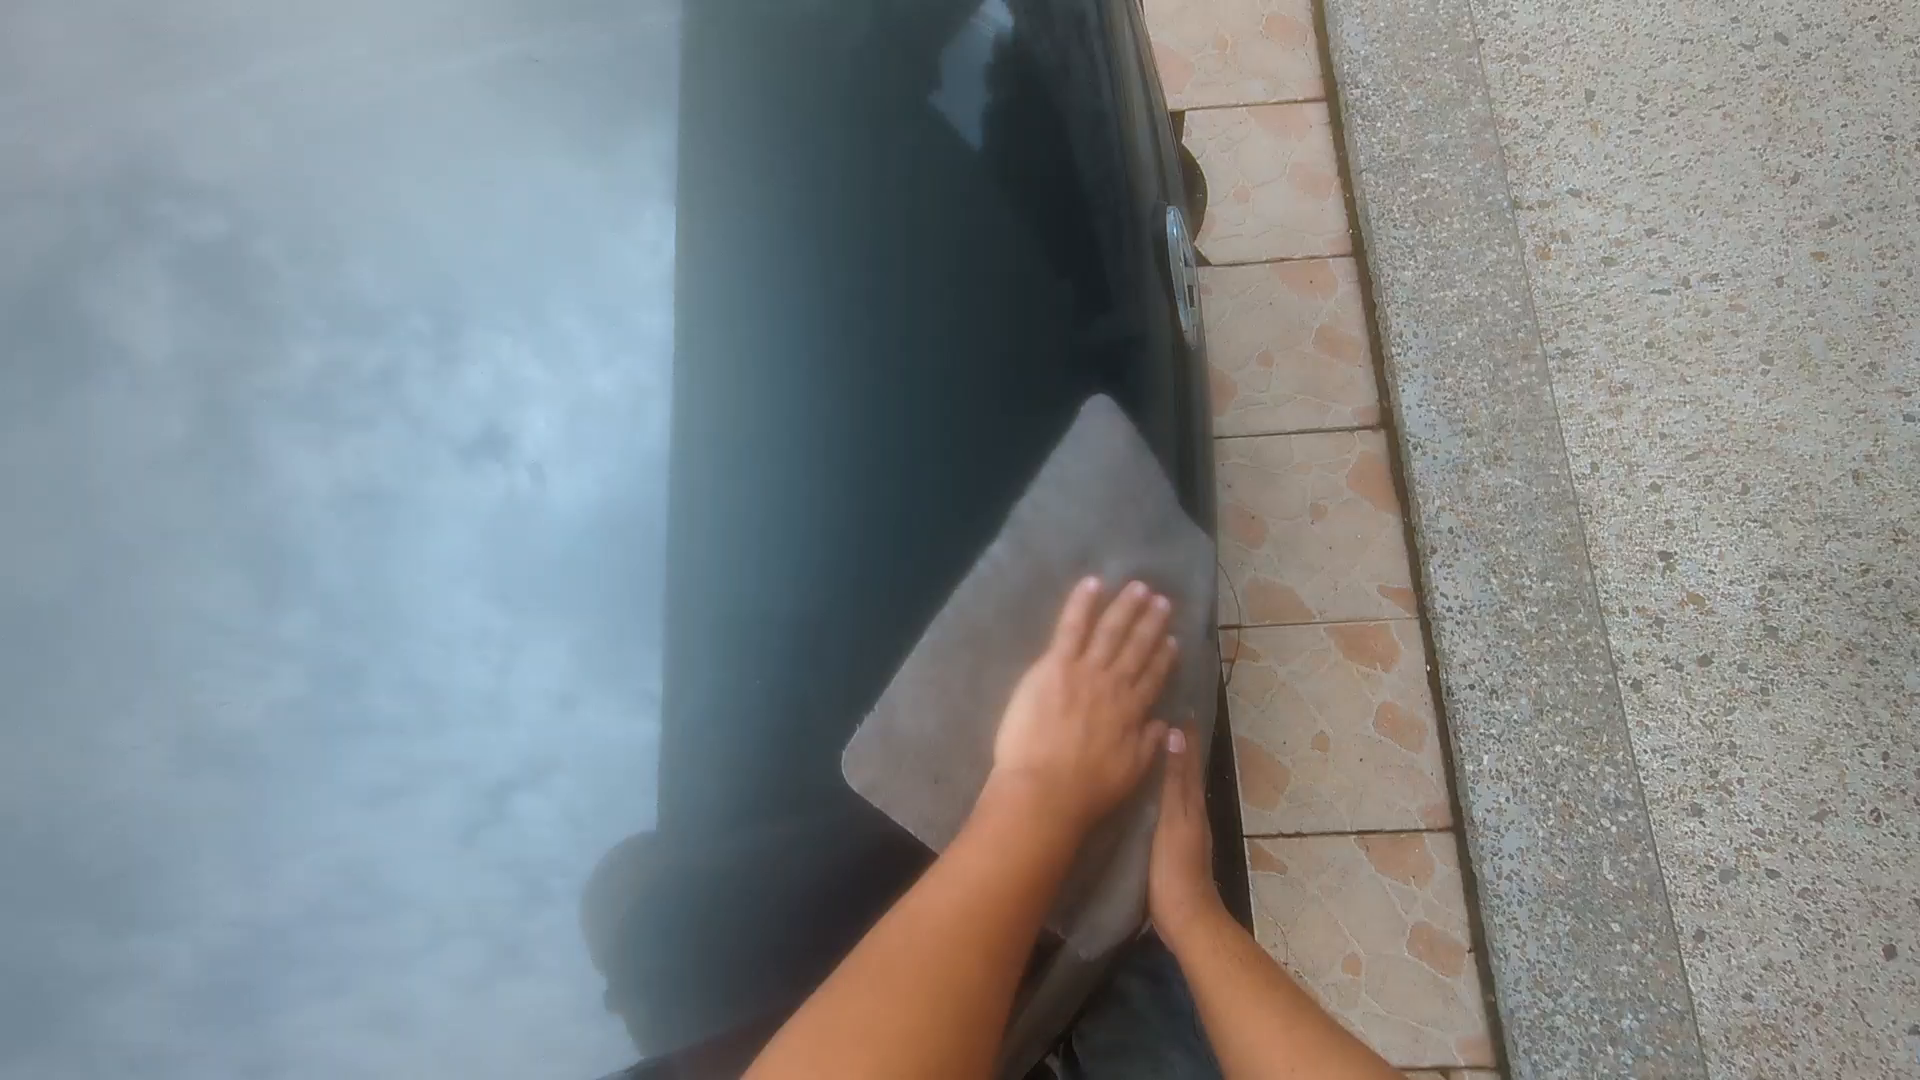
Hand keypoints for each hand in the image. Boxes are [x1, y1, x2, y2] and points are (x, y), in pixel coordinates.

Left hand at [988, 577, 1178, 835]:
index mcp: (1132, 712)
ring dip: (1126, 607)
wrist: (1045, 788)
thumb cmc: (1085, 789)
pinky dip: (1083, 603)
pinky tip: (1093, 583)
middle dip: (1150, 623)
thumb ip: (1149, 745)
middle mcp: (1114, 685)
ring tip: (1139, 587)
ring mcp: (1086, 671)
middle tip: (1162, 601)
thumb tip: (1164, 724)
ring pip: (1110, 631)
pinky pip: (1071, 626)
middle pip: (1136, 648)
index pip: (1153, 678)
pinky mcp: (1056, 664)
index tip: (1172, 640)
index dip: (1164, 657)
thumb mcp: (1131, 773)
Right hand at [1149, 724, 1226, 934]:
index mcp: (1191, 801)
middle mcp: (1189, 810)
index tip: (1176, 706)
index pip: (1189, 757)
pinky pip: (1164, 805)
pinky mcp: (1169, 844)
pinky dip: (1157, 789)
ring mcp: (1181, 829)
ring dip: (1165, 766)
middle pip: (1183, 770)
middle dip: (1174, 745)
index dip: (1185, 734)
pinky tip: (1142, 791)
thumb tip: (1174, 734)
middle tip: (1156, 718)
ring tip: (1145, 746)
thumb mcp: (1172, 819)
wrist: (1185, 919)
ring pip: (1174, 787)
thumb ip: (1172, 780)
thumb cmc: (1174, 867)